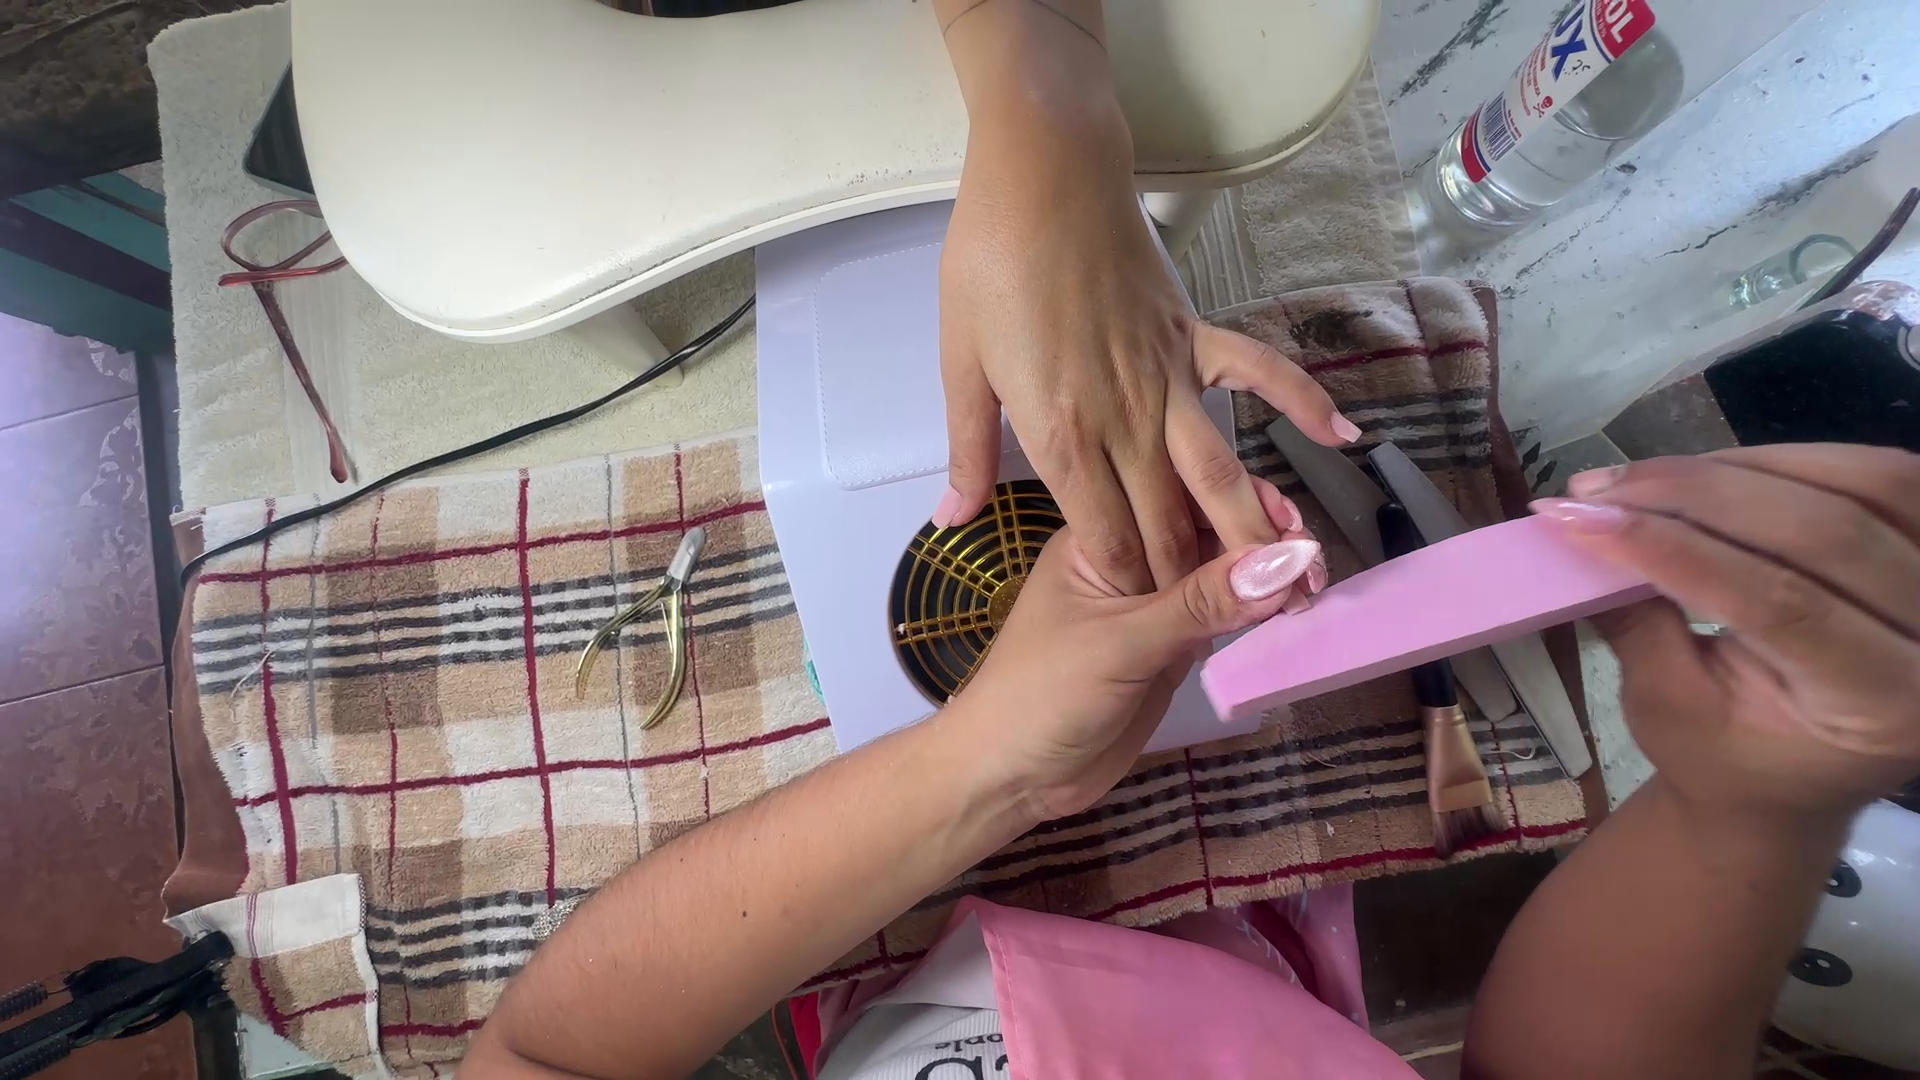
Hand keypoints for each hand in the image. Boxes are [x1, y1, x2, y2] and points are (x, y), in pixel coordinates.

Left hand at [934, 0, 1357, 596]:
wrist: (1040, 178)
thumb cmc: (989, 271)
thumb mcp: (961, 368)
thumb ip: (967, 453)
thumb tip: (951, 519)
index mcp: (1062, 438)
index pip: (1109, 538)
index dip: (1135, 590)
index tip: (1158, 628)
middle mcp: (1125, 421)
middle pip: (1169, 520)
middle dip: (1199, 581)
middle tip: (1235, 626)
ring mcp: (1168, 377)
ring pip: (1220, 470)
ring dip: (1255, 527)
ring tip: (1295, 575)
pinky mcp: (1195, 334)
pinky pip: (1258, 372)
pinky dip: (1301, 401)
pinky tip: (1340, 439)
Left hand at [952, 478, 1322, 821]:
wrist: (1014, 774)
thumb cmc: (1044, 695)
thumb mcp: (1121, 644)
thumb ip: (1200, 604)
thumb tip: (1289, 558)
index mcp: (1097, 534)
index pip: (1175, 496)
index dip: (1237, 502)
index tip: (1293, 528)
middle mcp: (1125, 557)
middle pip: (1204, 529)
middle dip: (1261, 538)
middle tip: (1313, 564)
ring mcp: (1147, 603)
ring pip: (1218, 572)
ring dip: (1265, 576)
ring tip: (1312, 590)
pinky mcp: (1166, 645)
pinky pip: (1219, 615)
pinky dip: (1254, 611)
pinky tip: (1289, 612)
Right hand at [1532, 445, 1919, 818]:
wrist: (1786, 773)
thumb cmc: (1716, 752)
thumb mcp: (1662, 703)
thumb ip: (1636, 618)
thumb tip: (1582, 530)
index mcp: (1883, 704)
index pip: (1775, 601)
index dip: (1663, 547)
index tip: (1567, 516)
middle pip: (1827, 528)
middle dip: (1690, 492)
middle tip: (1590, 487)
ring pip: (1867, 482)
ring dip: (1733, 466)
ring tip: (1636, 477)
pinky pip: (1883, 476)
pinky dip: (1780, 460)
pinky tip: (1703, 472)